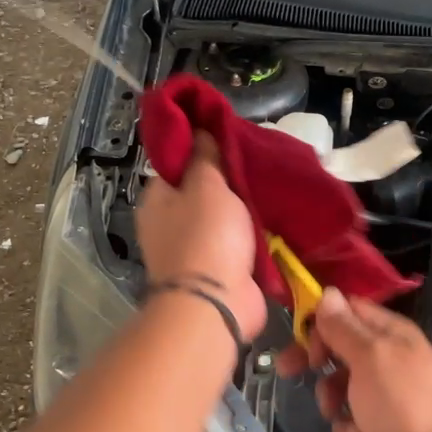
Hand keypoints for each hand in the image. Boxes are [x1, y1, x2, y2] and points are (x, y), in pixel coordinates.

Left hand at [136, 132, 266, 341]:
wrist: (216, 303)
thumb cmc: (207, 236)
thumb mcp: (207, 185)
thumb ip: (205, 156)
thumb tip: (199, 128)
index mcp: (157, 199)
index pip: (176, 163)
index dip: (202, 148)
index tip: (230, 138)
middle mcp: (169, 223)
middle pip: (201, 191)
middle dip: (229, 180)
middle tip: (258, 164)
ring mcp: (192, 250)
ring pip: (222, 217)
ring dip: (243, 209)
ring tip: (272, 189)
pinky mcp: (217, 271)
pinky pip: (236, 243)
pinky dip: (252, 235)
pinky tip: (273, 220)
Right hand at [278, 289, 431, 431]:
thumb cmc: (403, 403)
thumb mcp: (370, 356)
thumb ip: (345, 327)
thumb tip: (328, 293)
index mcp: (392, 333)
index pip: (350, 310)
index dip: (322, 318)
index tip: (299, 335)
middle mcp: (390, 359)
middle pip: (342, 348)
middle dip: (317, 359)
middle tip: (290, 371)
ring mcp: (388, 396)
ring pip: (343, 387)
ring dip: (331, 398)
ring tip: (337, 412)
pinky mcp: (384, 430)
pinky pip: (353, 421)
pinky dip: (350, 429)